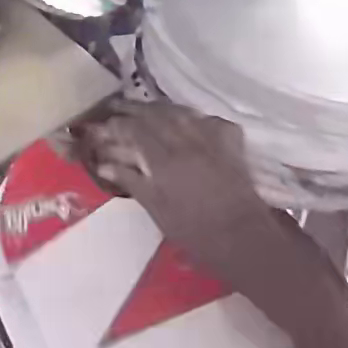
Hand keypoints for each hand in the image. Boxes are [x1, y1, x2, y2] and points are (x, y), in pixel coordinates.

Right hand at [76, 102, 273, 269]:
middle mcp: (186, 142)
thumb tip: (103, 165)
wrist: (244, 240)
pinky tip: (189, 122)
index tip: (103, 126)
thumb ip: (131, 180)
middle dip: (132, 108)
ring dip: (159, 108)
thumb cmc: (195, 231)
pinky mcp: (231, 146)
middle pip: (154, 114)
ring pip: (181, 112)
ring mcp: (211, 141)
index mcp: (164, 159)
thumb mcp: (156, 208)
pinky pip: (210, 121)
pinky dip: (196, 118)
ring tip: (145, 109)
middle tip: (116, 107)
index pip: (133, 129)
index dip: (115, 124)